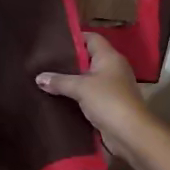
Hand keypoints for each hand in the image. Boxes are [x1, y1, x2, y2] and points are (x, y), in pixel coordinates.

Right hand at [36, 33, 157, 161]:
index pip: (91, 38)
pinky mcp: (108, 104)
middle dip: (68, 60)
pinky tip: (58, 97)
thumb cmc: (108, 101)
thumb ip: (59, 81)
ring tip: (47, 78)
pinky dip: (76, 95)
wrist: (130, 133)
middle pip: (88, 58)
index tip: (53, 40)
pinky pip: (88, 95)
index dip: (74, 37)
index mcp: (109, 57)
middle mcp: (112, 68)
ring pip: (87, 78)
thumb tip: (39, 77)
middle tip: (45, 61)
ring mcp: (111, 87)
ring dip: (71, 80)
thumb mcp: (81, 88)